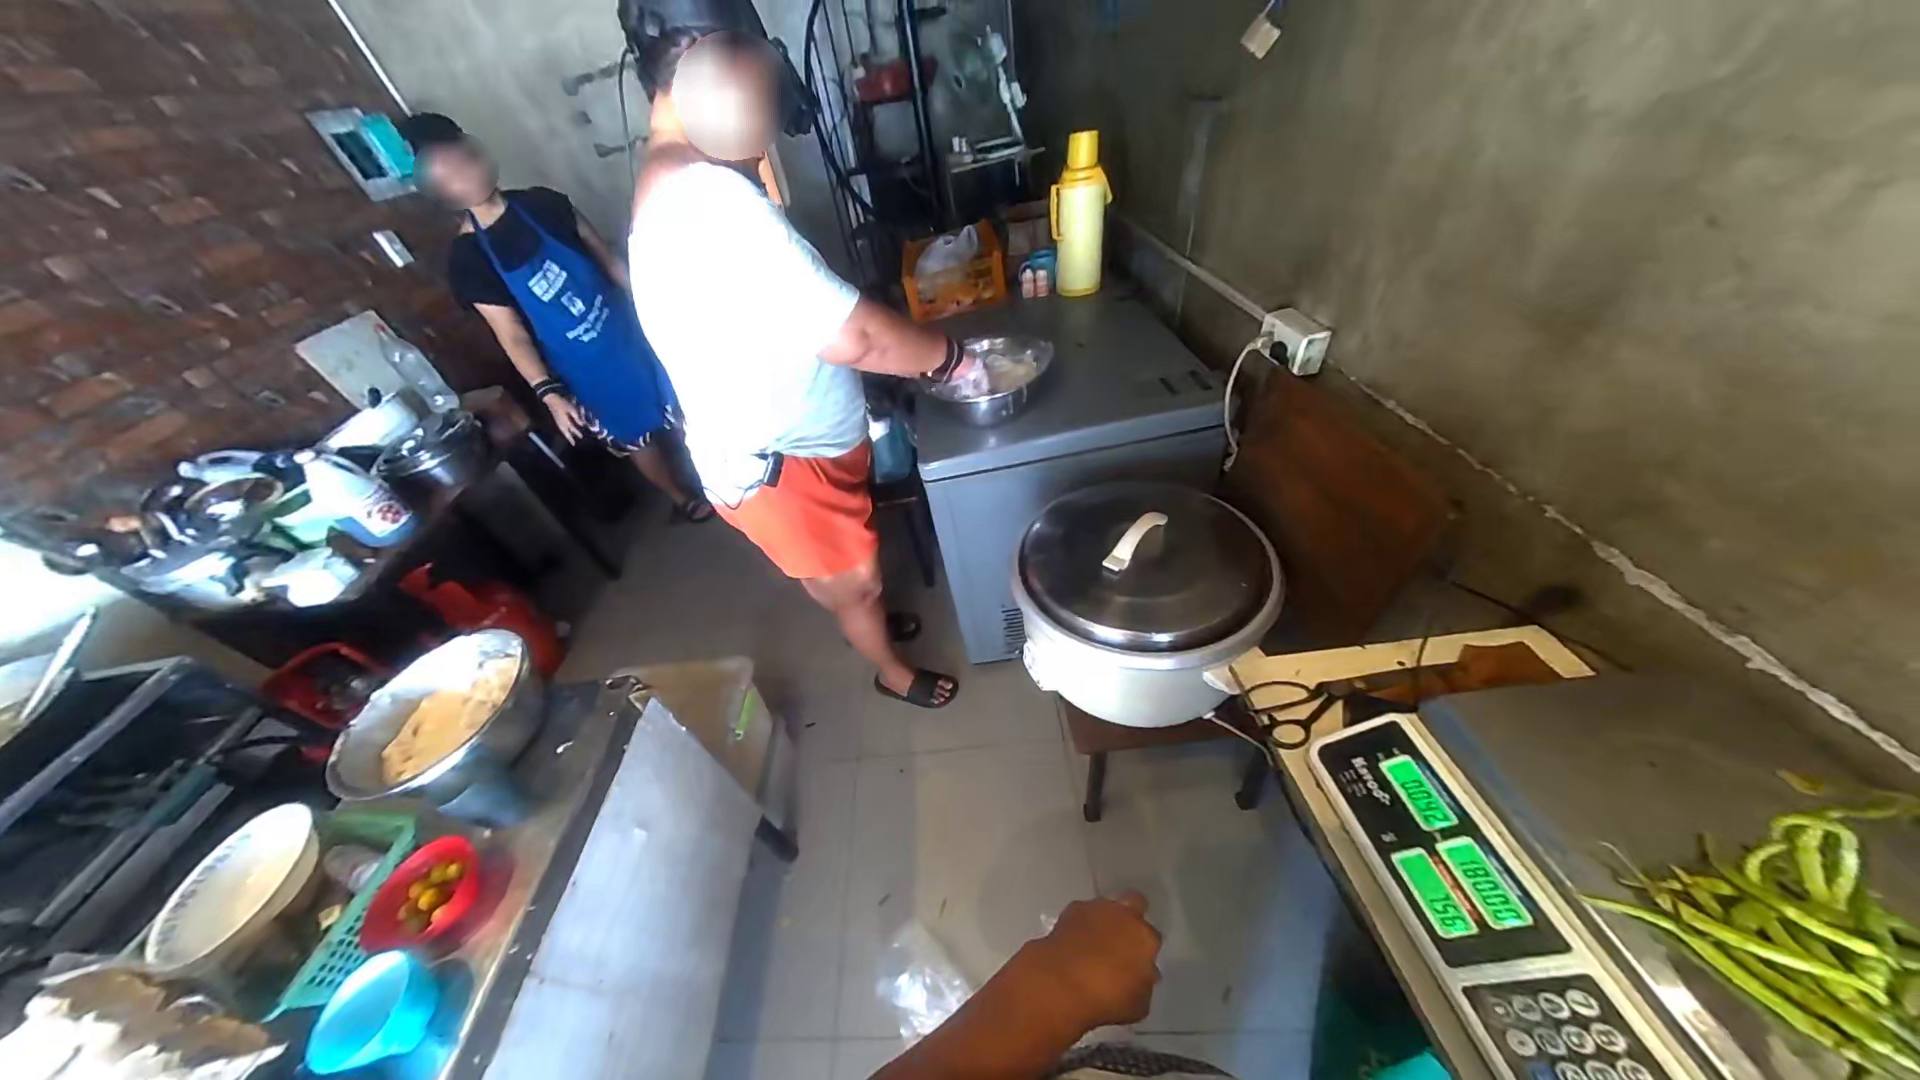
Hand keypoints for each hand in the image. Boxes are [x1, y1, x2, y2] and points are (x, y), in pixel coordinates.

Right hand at [544, 394, 585, 442]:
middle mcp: (561, 423)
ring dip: (567, 436)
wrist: (551, 399)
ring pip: (563, 432)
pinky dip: (564, 432)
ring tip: (570, 440)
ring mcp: (558, 422)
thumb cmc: (562, 403)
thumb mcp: (571, 409)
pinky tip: (566, 433)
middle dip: (570, 438)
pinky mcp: (556, 421)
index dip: (577, 433)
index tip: (581, 438)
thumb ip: (576, 417)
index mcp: (565, 421)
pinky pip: (561, 429)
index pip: (572, 429)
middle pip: (566, 433)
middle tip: (573, 444)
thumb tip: (581, 424)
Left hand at [1016, 891, 1162, 1031]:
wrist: (1064, 982)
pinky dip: (1083, 923)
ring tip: (1096, 943)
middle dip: (1131, 917)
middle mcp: (1124, 914)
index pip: (1153, 937)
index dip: (1146, 949)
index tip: (1139, 962)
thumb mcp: (1139, 1004)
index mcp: (1145, 937)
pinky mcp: (1073, 908)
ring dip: (1105, 919)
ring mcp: (1097, 908)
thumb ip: (1144, 983)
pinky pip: (1084, 912)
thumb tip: (1142, 973)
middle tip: (1123, 939)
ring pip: (1107, 906)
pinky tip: (1078, 941)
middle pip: (1135, 903)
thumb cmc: (1108, 999)